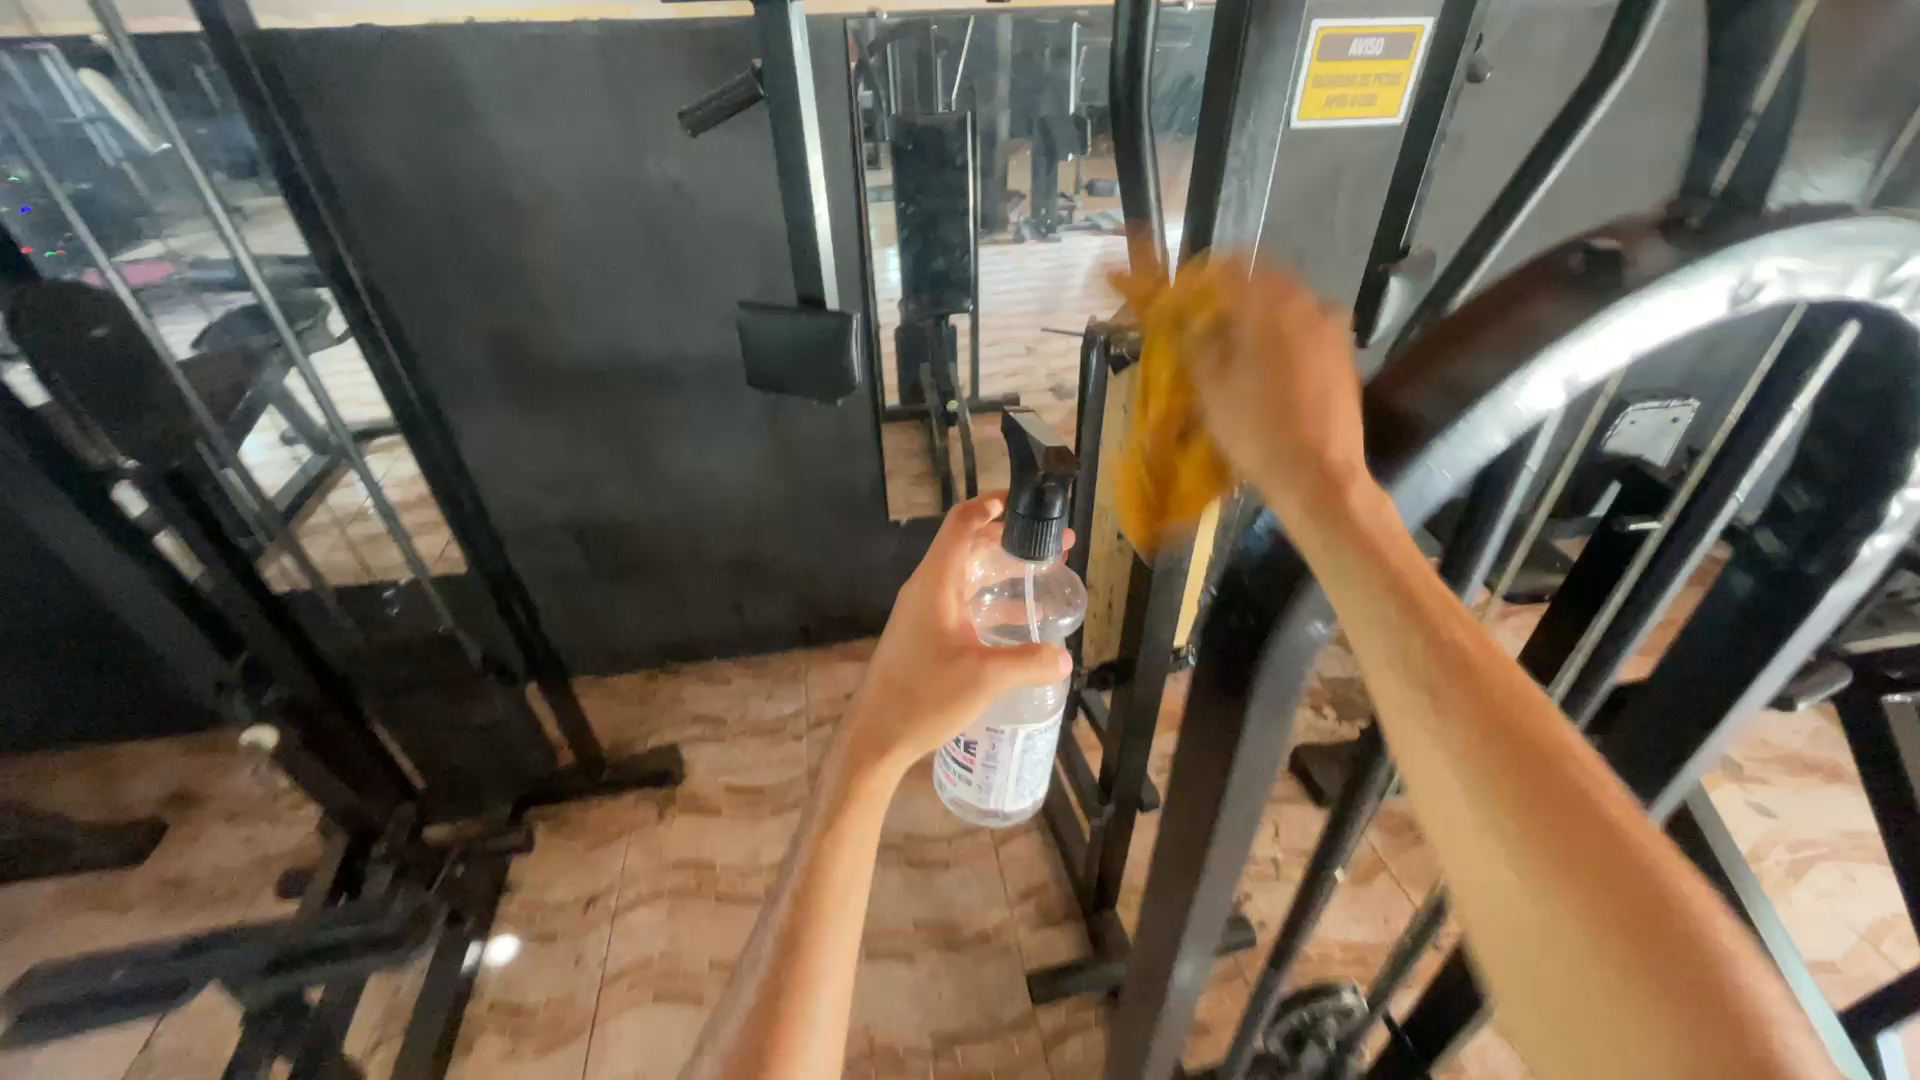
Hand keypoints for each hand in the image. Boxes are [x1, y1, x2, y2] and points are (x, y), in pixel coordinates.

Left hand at [838, 492, 1072, 781]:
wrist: (875, 737)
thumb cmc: (923, 698)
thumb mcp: (985, 678)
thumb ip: (1029, 662)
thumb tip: (1064, 658)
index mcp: (936, 582)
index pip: (963, 523)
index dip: (993, 504)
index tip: (1027, 501)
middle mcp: (928, 588)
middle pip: (970, 546)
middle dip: (1012, 539)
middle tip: (1054, 543)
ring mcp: (924, 612)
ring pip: (969, 577)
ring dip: (1005, 571)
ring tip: (1047, 573)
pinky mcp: (926, 634)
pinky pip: (964, 603)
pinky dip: (993, 601)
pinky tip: (1023, 619)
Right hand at [1180, 259, 1372, 527]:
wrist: (1318, 473)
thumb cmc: (1256, 430)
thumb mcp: (1211, 390)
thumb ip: (1199, 345)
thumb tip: (1194, 324)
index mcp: (1271, 305)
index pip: (1235, 267)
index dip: (1207, 277)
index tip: (1188, 294)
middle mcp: (1308, 304)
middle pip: (1267, 284)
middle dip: (1237, 298)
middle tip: (1211, 324)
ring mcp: (1333, 329)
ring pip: (1289, 307)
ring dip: (1263, 318)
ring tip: (1239, 349)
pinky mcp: (1345, 354)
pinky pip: (1308, 330)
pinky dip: (1285, 338)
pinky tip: (1269, 369)